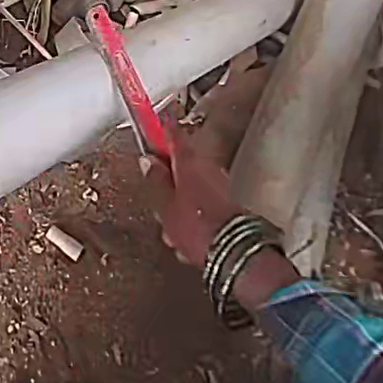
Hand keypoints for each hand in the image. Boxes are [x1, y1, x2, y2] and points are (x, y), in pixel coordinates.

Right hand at [139, 132, 237, 268]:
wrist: (234, 255)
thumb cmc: (198, 228)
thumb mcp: (165, 205)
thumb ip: (155, 180)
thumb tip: (148, 161)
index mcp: (189, 162)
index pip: (172, 135)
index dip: (159, 130)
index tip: (150, 127)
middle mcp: (208, 169)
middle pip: (180, 163)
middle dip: (166, 179)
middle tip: (154, 195)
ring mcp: (219, 186)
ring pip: (189, 187)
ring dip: (178, 203)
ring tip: (171, 228)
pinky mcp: (227, 205)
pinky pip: (201, 204)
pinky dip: (191, 216)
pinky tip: (186, 237)